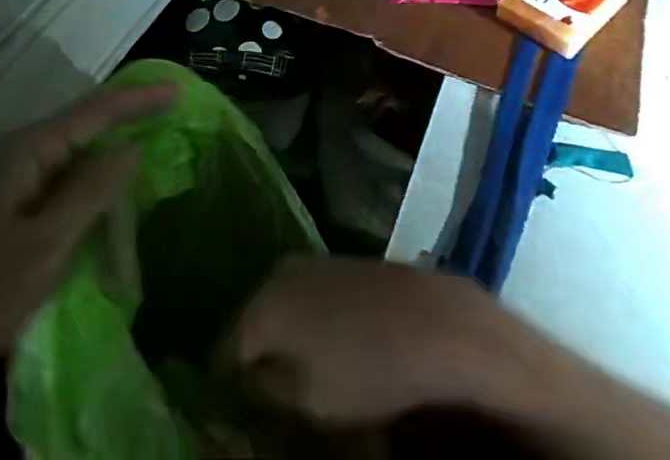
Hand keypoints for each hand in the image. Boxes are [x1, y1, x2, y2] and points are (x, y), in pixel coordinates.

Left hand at [0, 82, 174, 454]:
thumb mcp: (44, 246)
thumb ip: (92, 190)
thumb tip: (133, 147)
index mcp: (19, 154)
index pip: (92, 111)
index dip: (138, 98)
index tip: (180, 90)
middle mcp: (11, 160)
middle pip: (81, 126)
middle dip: (127, 117)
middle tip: (174, 115)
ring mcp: (4, 190)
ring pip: (71, 158)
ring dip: (111, 151)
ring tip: (156, 144)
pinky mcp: (2, 219)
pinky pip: (58, 187)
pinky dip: (91, 184)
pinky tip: (114, 193)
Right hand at [232, 256, 554, 426]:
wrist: (442, 324)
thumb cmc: (367, 369)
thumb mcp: (306, 402)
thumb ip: (265, 390)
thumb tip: (249, 381)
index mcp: (264, 305)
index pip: (227, 352)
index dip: (228, 385)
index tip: (235, 407)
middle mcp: (286, 272)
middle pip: (259, 321)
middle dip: (262, 352)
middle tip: (270, 389)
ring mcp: (324, 261)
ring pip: (292, 304)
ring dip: (294, 332)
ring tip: (307, 367)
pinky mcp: (356, 261)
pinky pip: (323, 295)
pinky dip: (323, 318)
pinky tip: (342, 341)